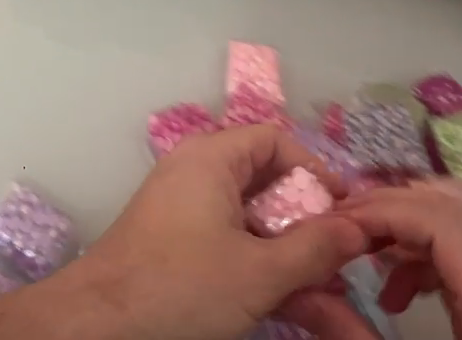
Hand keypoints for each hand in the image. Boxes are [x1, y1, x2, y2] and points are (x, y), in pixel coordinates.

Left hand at [45, 124, 375, 339]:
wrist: (102, 324)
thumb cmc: (182, 285)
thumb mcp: (259, 271)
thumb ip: (314, 249)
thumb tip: (359, 227)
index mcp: (212, 159)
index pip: (274, 141)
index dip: (315, 171)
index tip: (347, 213)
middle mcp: (200, 176)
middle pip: (270, 189)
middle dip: (314, 234)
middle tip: (348, 267)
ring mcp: (190, 213)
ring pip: (258, 231)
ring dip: (298, 268)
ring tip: (343, 317)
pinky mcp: (183, 248)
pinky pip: (236, 250)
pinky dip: (268, 277)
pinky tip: (305, 314)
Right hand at [336, 185, 461, 339]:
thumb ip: (353, 337)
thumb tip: (296, 292)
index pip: (442, 224)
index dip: (382, 212)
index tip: (331, 228)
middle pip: (448, 217)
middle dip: (385, 214)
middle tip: (333, 231)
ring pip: (456, 235)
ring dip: (399, 235)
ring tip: (356, 258)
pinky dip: (419, 263)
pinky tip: (392, 295)